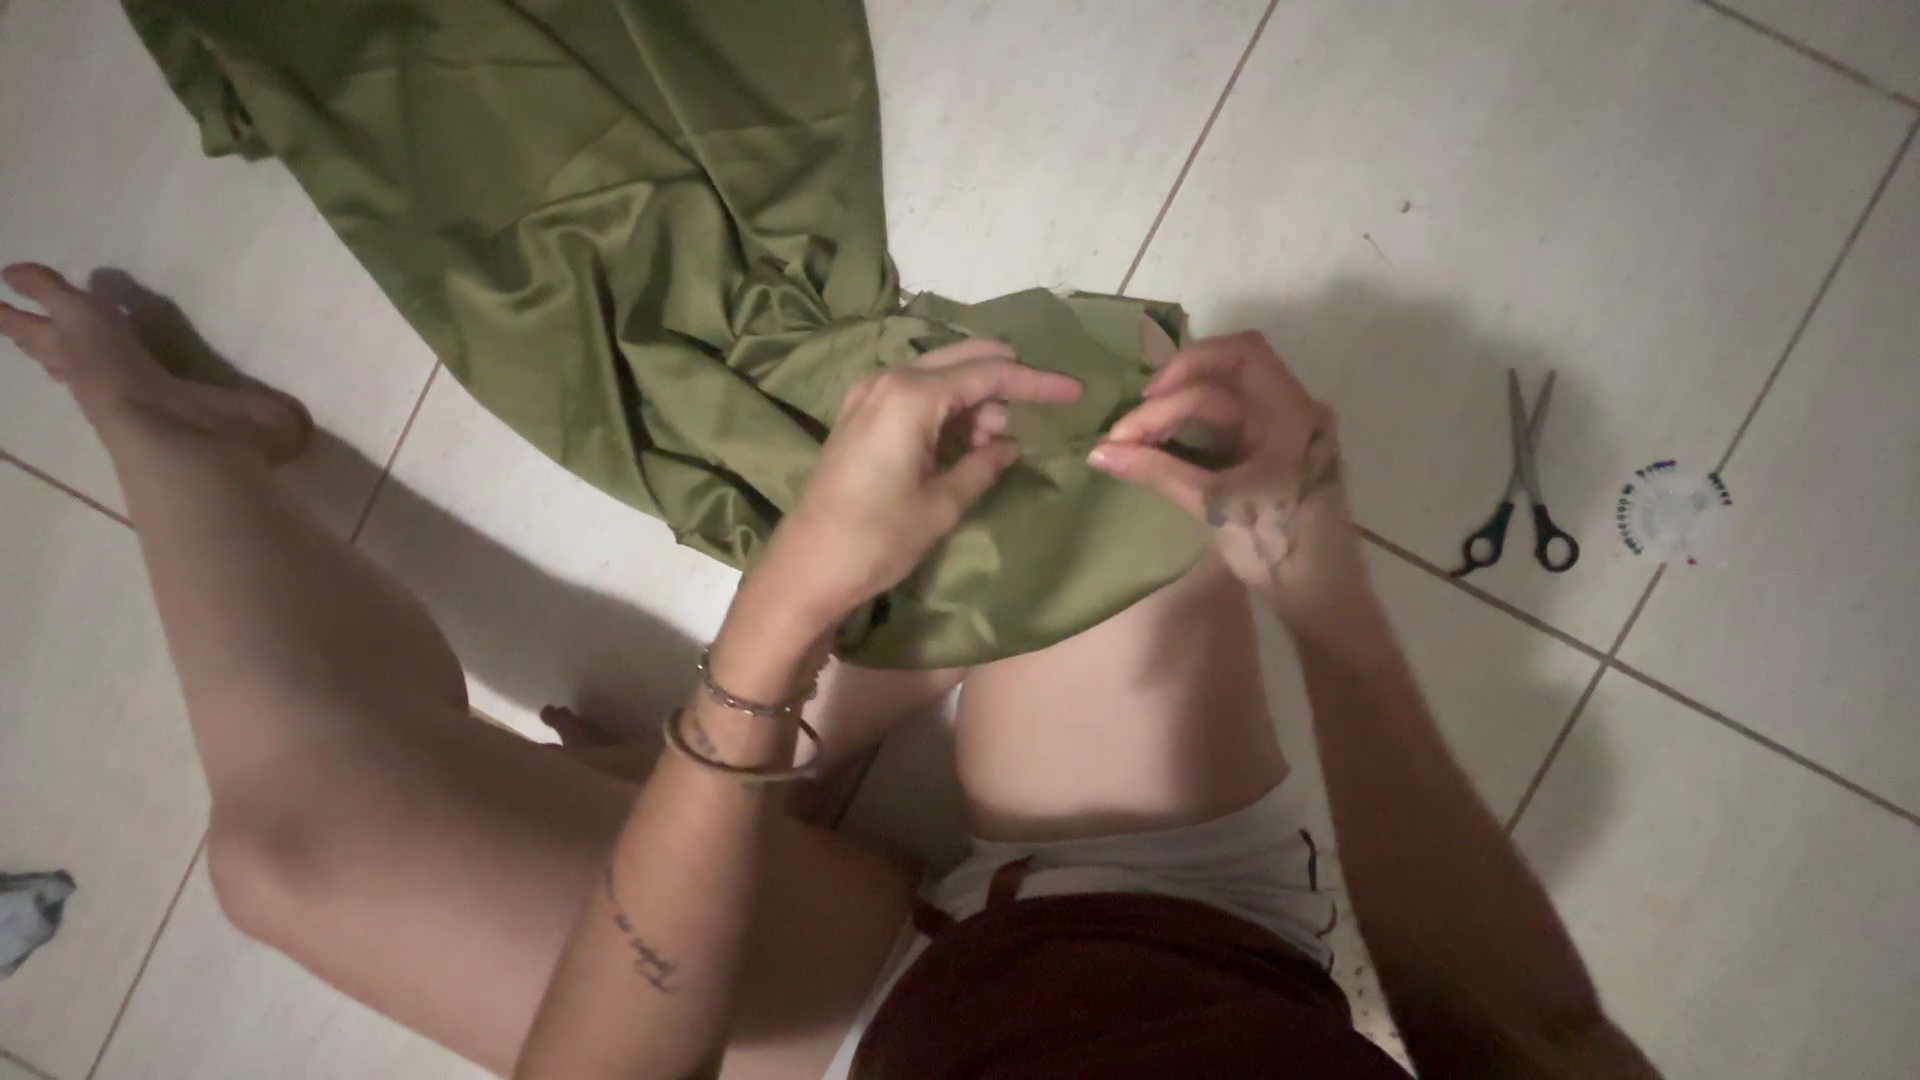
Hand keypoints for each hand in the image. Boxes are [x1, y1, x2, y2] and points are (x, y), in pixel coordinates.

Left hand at [748, 338, 1081, 628]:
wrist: (807, 568)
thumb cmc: (878, 539)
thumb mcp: (942, 504)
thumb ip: (983, 464)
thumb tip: (1011, 443)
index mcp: (912, 395)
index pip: (989, 373)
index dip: (1036, 381)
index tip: (1074, 390)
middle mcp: (888, 379)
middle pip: (963, 359)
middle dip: (1004, 381)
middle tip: (1035, 413)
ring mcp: (868, 393)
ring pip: (939, 375)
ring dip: (974, 398)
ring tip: (991, 443)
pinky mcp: (859, 414)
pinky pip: (915, 394)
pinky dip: (945, 408)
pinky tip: (961, 439)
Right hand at [1087, 331, 1366, 624]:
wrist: (1321, 597)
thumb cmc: (1276, 547)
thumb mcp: (1212, 505)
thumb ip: (1155, 470)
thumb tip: (1097, 452)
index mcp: (1292, 413)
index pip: (1241, 354)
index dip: (1187, 364)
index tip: (1144, 401)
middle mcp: (1294, 411)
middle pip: (1226, 377)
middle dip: (1171, 398)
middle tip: (1127, 433)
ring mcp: (1286, 433)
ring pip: (1224, 402)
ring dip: (1178, 414)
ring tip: (1137, 440)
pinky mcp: (1274, 454)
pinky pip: (1230, 426)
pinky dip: (1193, 431)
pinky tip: (1162, 447)